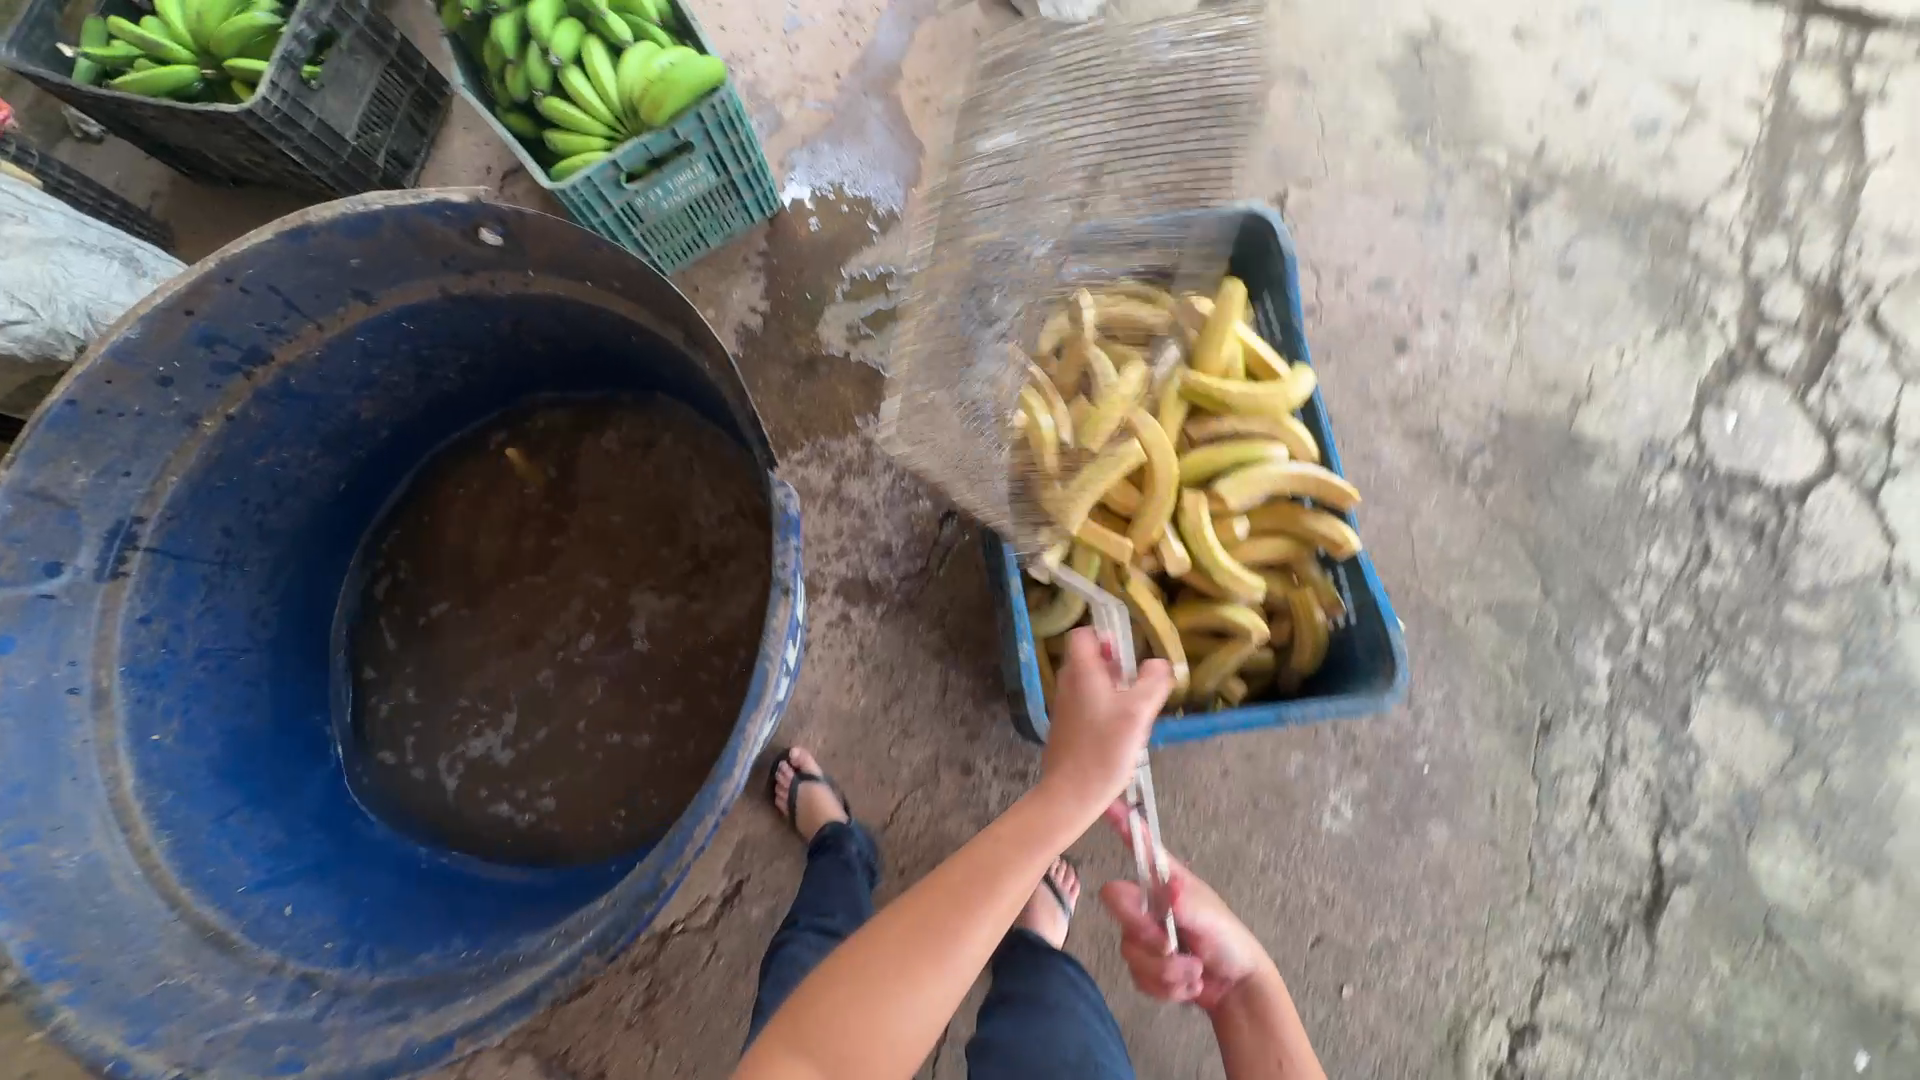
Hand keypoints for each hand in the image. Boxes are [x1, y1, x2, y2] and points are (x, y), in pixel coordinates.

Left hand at [1039, 627, 1173, 817]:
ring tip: (1133, 711)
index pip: (1082, 635)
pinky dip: (1104, 709)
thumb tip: (1160, 663)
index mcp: (1081, 672)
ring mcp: (1064, 707)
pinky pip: (1086, 706)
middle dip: (1114, 666)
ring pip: (1089, 684)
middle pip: (1088, 660)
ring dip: (1112, 690)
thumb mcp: (1138, 713)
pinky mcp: (1066, 728)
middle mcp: (1067, 684)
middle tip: (1136, 684)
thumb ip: (1153, 682)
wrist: (1071, 793)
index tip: (1125, 653)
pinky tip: (1121, 733)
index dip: (1103, 636)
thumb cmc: (1104, 749)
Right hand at [1098, 801, 1273, 1012]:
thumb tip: (1146, 887)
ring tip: (1193, 970)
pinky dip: (1165, 987)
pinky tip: (1188, 985)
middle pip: (1119, 904)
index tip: (1103, 801)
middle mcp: (1149, 901)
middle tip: (1171, 945)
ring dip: (1165, 970)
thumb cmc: (1228, 939)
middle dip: (1145, 933)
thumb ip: (1176, 901)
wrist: (1238, 989)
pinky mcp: (1145, 964)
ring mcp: (1144, 933)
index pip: (1138, 843)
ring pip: (1129, 949)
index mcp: (1164, 879)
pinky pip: (1137, 976)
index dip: (1120, 822)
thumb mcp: (1208, 915)